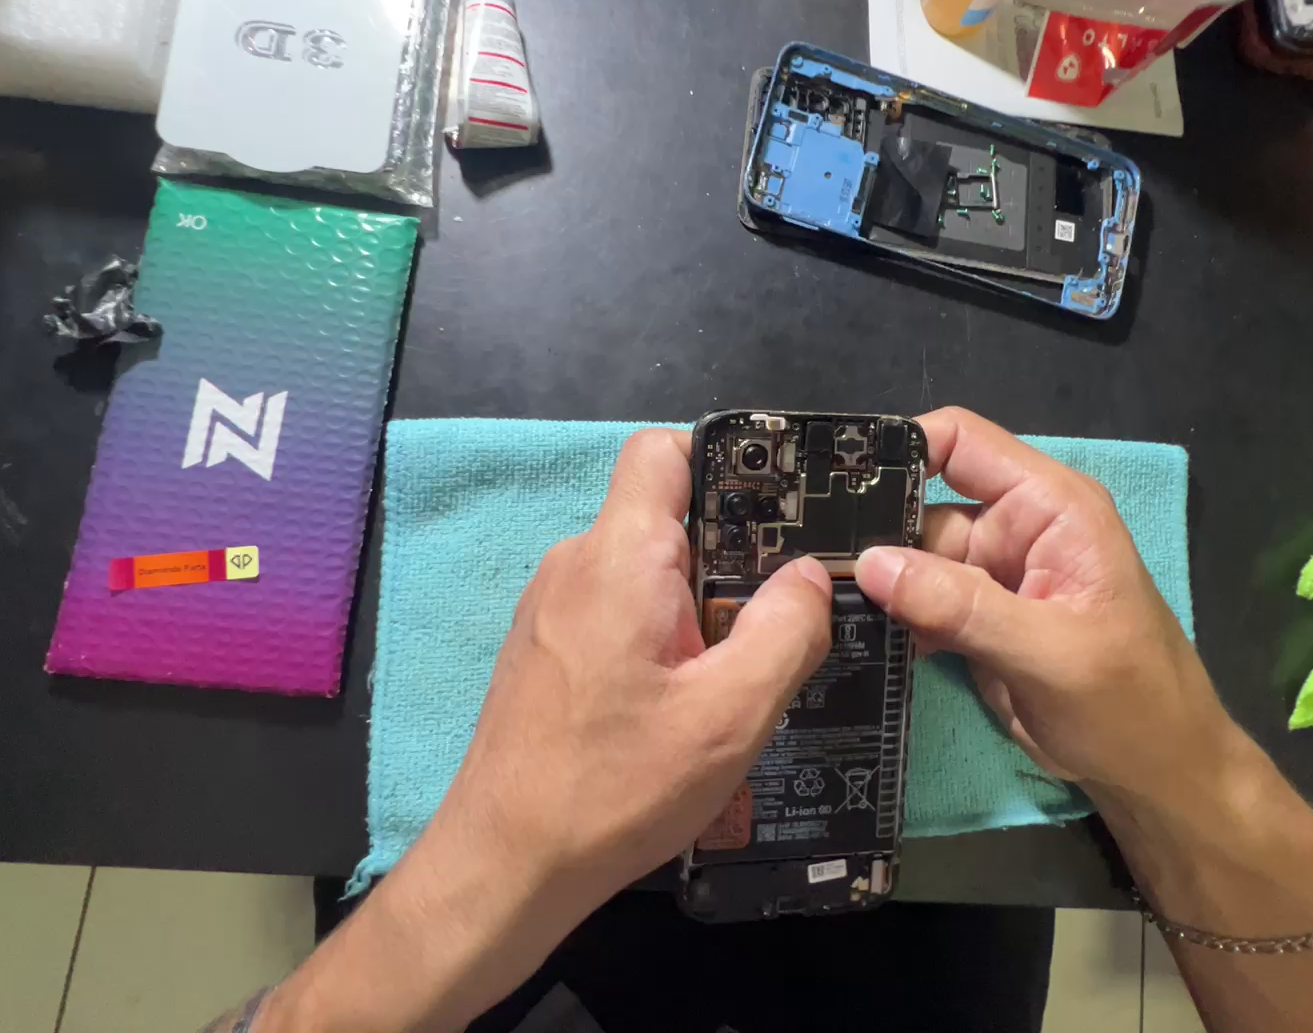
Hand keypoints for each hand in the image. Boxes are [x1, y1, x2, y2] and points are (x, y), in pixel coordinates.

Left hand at [262, 429, 833, 1032]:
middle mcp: (577, 561)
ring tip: (732, 665)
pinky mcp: (547, 640)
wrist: (504, 862)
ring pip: (644, 565)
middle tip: (776, 611)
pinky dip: (660, 627)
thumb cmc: (616, 786)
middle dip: (728, 550)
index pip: (661, 451)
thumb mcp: (729, 714)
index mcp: (619, 556)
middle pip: (663, 514)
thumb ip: (784, 630)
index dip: (721, 462)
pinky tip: (679, 693)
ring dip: (697, 599)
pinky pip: (617, 603)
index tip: (774, 513)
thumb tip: (808, 573)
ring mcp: (553, 601)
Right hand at [853, 407, 1235, 806]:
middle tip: (816, 566)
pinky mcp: (969, 615)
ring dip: (874, 583)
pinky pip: (913, 599)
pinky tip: (857, 633)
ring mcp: (987, 574)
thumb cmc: (1131, 706)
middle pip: (919, 506)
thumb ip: (961, 605)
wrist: (1153, 775)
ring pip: (907, 558)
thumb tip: (869, 564)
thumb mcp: (1051, 653)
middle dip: (872, 533)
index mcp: (1047, 506)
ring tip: (826, 604)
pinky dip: (887, 615)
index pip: (961, 442)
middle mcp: (1011, 527)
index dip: (900, 449)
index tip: (837, 483)